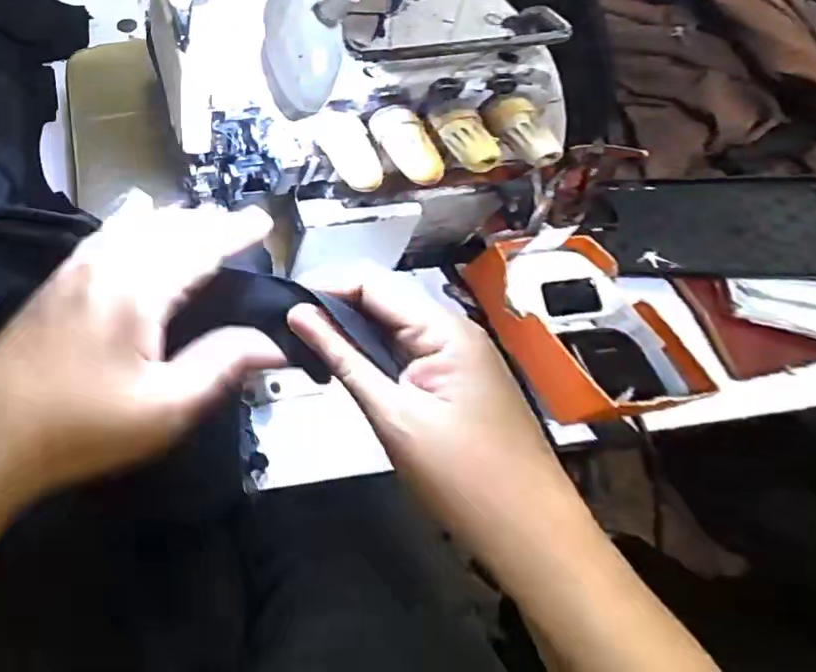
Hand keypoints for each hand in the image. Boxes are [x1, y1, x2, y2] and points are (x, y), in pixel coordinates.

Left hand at [0, 203, 285, 557]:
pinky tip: (141, 232)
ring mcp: (78, 266)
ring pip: (137, 224)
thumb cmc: (81, 427)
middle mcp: (109, 262)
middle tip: (239, 224)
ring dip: (175, 220)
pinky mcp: (58, 279)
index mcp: (140, 287)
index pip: (200, 244)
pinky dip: (140, 224)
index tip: (265, 220)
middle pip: (169, 226)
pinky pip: (110, 232)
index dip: (235, 231)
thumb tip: (273, 341)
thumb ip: (222, 364)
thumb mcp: (163, 408)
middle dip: (208, 220)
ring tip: (200, 224)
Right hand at [287, 270, 580, 564]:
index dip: (325, 284)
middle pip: (382, 296)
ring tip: (303, 337)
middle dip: (333, 303)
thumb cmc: (464, 479)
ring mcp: (455, 351)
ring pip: (391, 321)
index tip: (283, 301)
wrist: (532, 534)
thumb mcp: (393, 416)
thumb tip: (299, 314)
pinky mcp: (453, 374)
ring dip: (349, 326)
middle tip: (287, 322)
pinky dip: (372, 348)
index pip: (372, 281)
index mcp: (443, 328)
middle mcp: (452, 327)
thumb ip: (344, 358)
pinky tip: (343, 358)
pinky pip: (405, 346)